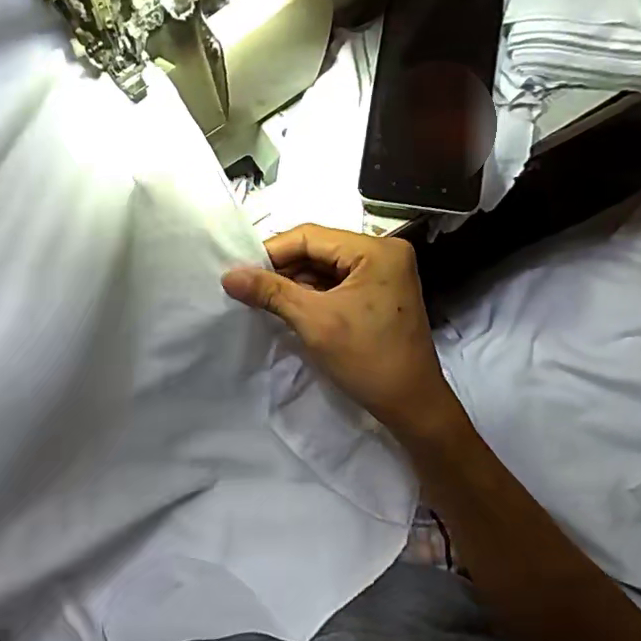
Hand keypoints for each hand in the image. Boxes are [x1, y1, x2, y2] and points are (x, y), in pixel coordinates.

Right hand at [223, 224, 461, 443]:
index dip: (271, 252)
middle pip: (318, 248)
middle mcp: (384, 252)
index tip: (239, 270)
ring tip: (261, 297)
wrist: (411, 404)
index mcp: (376, 250)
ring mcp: (383, 273)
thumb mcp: (314, 321)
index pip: (310, 236)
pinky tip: (286, 305)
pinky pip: (336, 282)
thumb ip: (271, 292)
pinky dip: (310, 292)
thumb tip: (229, 276)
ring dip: (293, 281)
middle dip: (281, 267)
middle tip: (246, 285)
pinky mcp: (378, 293)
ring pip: (324, 266)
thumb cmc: (367, 359)